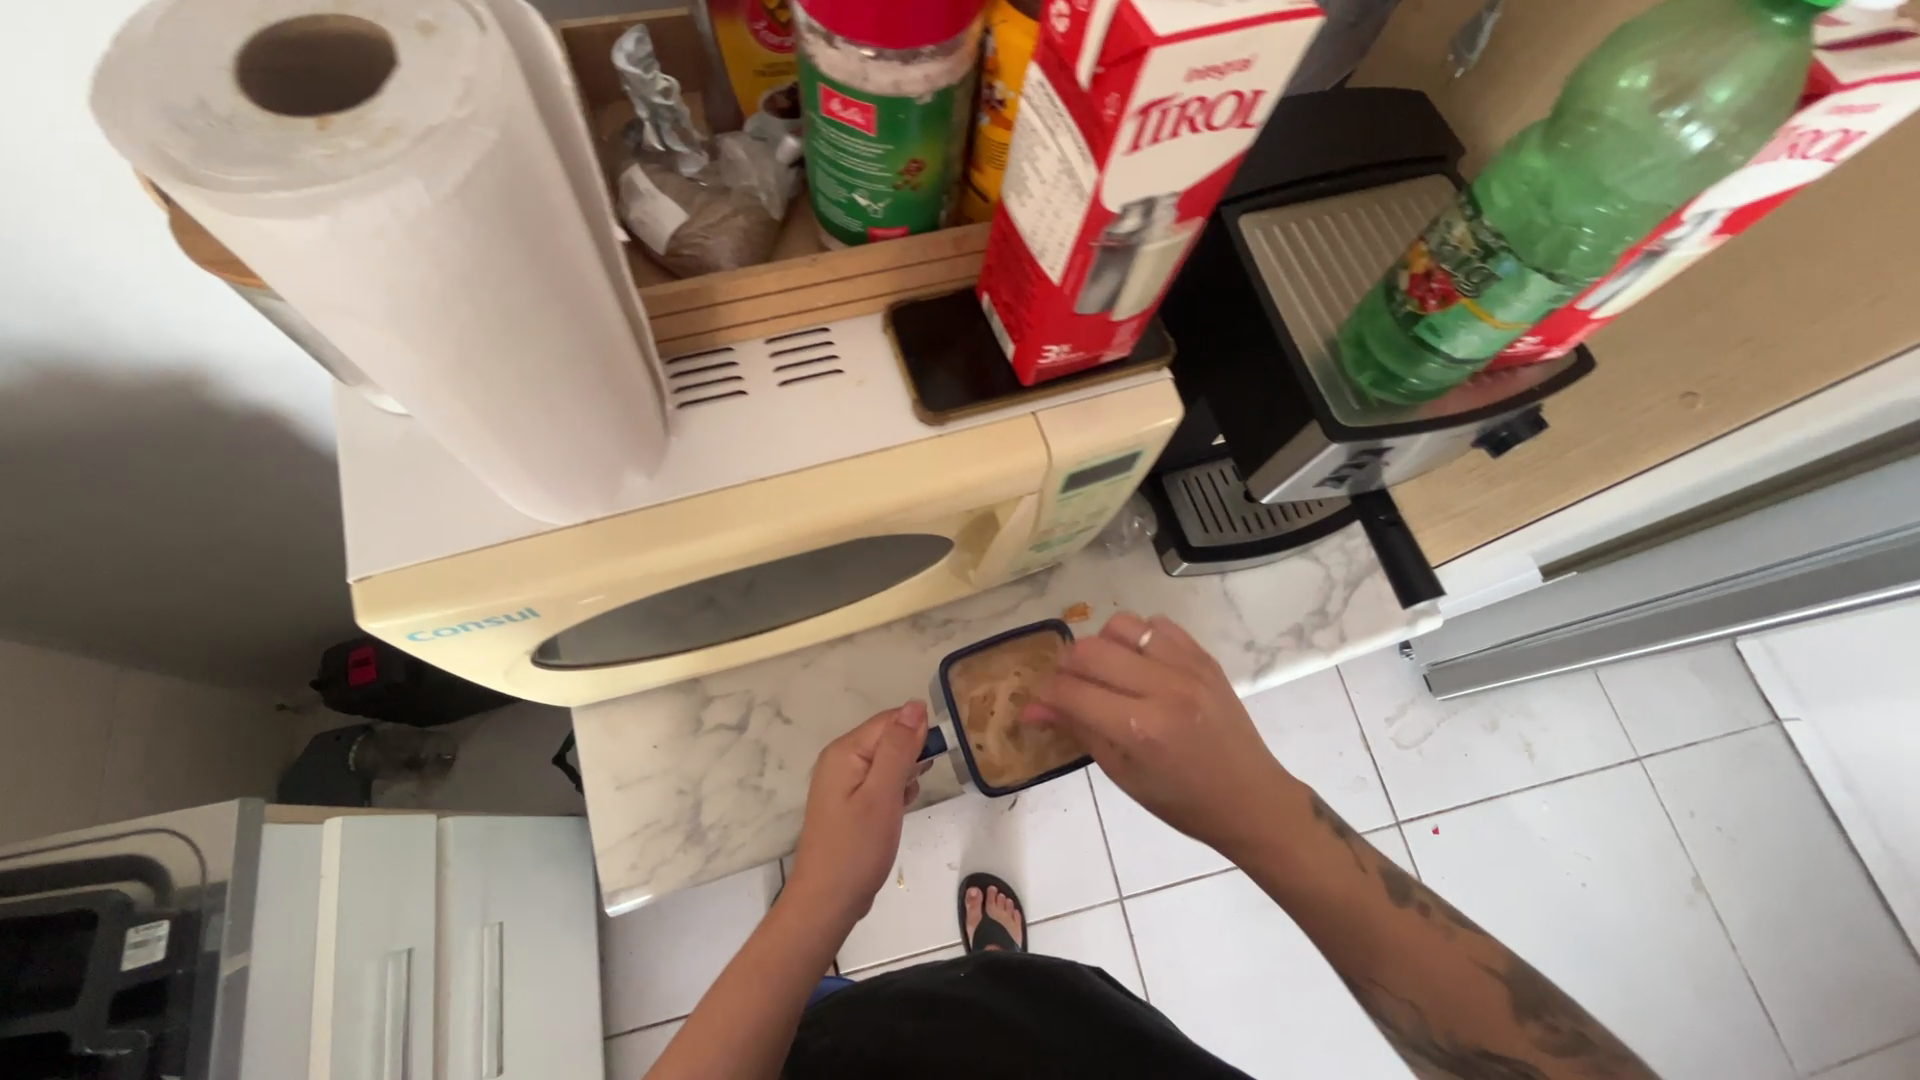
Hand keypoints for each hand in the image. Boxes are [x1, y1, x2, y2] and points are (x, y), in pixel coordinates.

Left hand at [787, 701, 928, 927]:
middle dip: (911, 756)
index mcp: (845, 751)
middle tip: (917, 786)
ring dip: (905, 775)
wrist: (827, 902)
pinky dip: (895, 791)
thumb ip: (899, 748)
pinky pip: (880, 781)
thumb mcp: (883, 794)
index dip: (916, 734)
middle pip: (887, 738)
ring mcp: (842, 782)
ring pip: (887, 760)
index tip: (935, 760)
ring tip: (906, 801)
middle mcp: (840, 759)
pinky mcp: (849, 802)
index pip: (890, 721)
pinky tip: (900, 810)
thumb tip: (915, 705)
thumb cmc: (857, 848)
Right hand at [1023, 613, 1297, 854]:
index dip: (1046, 692)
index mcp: (1140, 729)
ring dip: (1102, 644)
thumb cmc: (1181, 801)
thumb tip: (1028, 708)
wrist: (1251, 798)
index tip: (1041, 698)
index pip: (1072, 691)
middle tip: (1070, 686)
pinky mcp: (1204, 657)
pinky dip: (1138, 637)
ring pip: (1121, 625)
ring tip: (1107, 671)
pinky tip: (1139, 663)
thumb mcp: (1121, 773)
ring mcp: (1187, 668)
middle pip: (1090, 650)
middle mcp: (1163, 689)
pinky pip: (1157, 624)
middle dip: (1067, 666)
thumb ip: (1076, 729)